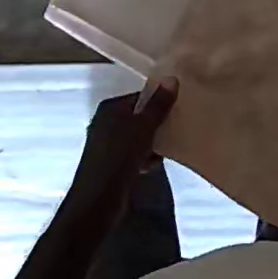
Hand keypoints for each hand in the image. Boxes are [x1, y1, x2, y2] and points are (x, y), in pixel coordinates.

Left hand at [66, 80, 176, 211]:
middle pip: (139, 116)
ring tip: (170, 147)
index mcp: (110, 108)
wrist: (98, 200)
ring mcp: (107, 144)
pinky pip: (134, 153)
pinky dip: (145, 156)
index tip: (179, 106)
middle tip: (178, 126)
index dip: (159, 100)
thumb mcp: (143, 128)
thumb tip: (172, 78)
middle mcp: (106, 122)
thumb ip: (158, 105)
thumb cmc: (119, 157)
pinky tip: (154, 164)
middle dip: (157, 122)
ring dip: (153, 142)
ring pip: (138, 136)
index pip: (140, 96)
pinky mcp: (111, 163)